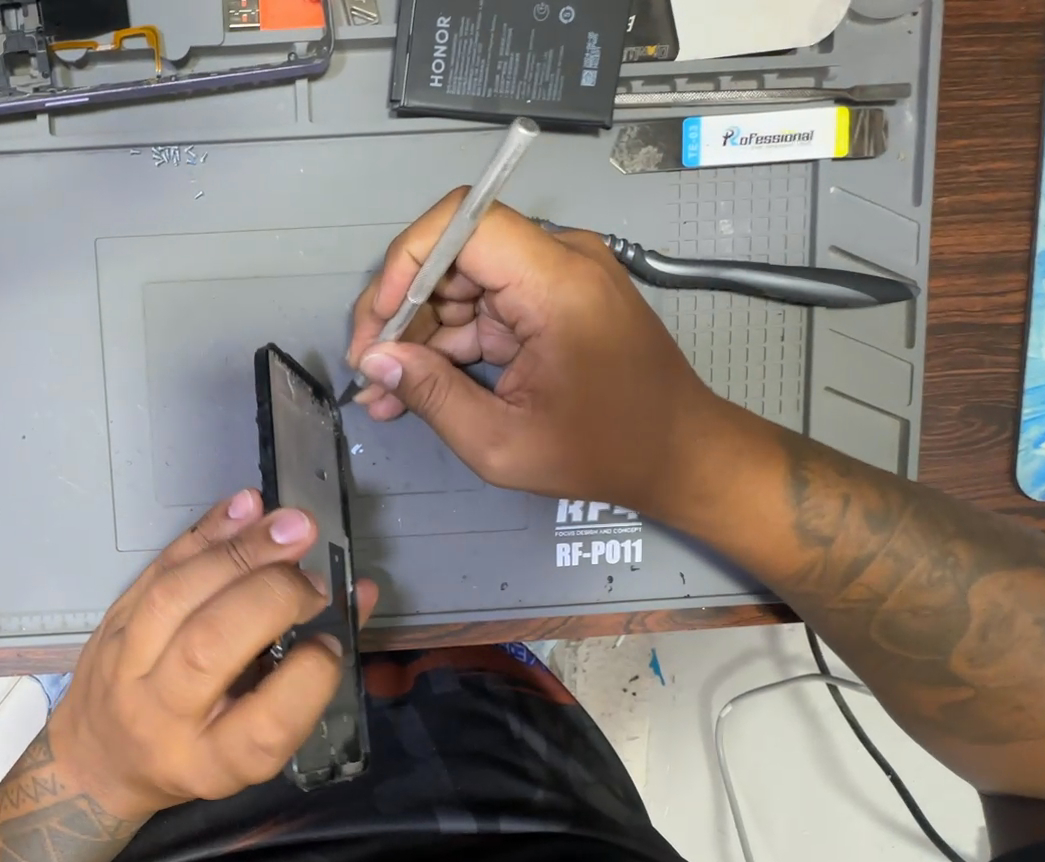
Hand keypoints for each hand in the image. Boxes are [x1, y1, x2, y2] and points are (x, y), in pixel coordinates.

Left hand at [47, 490, 378, 821]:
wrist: (102, 757)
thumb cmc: (196, 753)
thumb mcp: (253, 740)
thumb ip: (308, 674)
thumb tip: (358, 594)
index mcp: (212, 761)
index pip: (263, 724)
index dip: (307, 675)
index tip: (331, 641)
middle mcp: (162, 716)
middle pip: (210, 647)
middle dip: (271, 595)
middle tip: (314, 576)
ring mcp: (126, 664)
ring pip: (175, 597)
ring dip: (238, 552)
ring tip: (291, 528)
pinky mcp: (112, 623)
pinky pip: (158, 567)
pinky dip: (206, 533)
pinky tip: (246, 507)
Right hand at [347, 191, 734, 516]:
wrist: (677, 455)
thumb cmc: (602, 451)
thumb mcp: (500, 441)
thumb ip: (432, 395)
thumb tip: (375, 362)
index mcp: (555, 284)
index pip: (464, 223)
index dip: (407, 262)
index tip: (380, 324)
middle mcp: (557, 263)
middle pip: (453, 255)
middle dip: (400, 311)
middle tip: (368, 368)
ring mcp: (553, 281)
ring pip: (458, 286)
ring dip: (416, 336)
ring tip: (383, 392)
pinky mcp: (548, 303)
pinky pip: (481, 310)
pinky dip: (445, 346)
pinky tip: (413, 387)